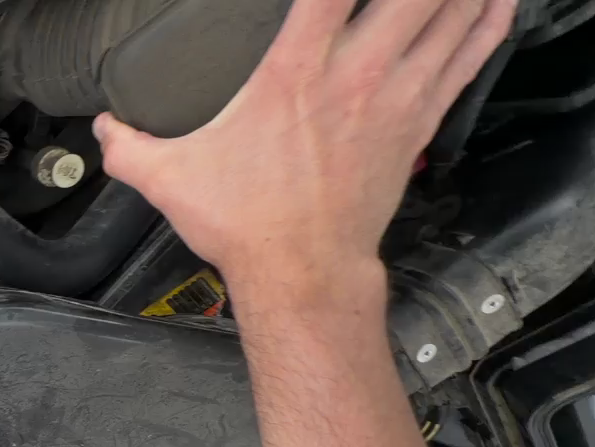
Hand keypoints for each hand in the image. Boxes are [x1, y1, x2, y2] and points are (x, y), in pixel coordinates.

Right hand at [93, 0, 513, 296]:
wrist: (299, 271)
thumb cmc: (241, 224)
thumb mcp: (167, 184)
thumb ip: (129, 150)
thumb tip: (104, 128)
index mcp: (292, 75)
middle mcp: (356, 70)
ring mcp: (398, 92)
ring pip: (457, 0)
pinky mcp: (420, 118)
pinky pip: (475, 46)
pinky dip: (490, 12)